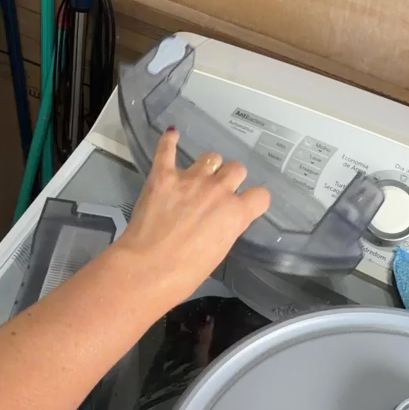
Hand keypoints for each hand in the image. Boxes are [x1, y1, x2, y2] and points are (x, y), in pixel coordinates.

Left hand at [105, 128, 270, 308]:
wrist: (147, 269)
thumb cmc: (184, 274)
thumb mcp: (218, 253)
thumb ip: (225, 228)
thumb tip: (220, 220)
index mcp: (236, 214)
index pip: (261, 195)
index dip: (255, 200)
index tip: (248, 204)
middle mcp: (217, 190)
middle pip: (236, 169)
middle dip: (231, 179)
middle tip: (218, 192)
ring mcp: (190, 179)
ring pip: (210, 157)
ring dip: (208, 166)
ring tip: (199, 175)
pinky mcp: (163, 175)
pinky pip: (167, 149)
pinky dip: (170, 141)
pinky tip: (173, 135)